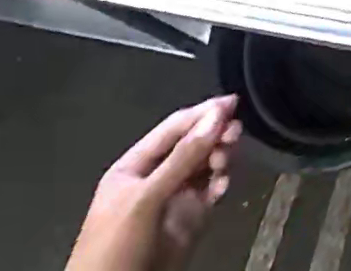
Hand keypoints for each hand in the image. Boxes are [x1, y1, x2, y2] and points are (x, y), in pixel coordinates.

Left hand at [64, 95, 242, 270]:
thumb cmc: (116, 248)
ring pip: (206, 163)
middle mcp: (157, 176)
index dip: (203, 113)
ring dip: (221, 156)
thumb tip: (217, 115)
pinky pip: (211, 189)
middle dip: (215, 134)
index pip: (174, 127)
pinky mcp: (190, 217)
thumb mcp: (145, 200)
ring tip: (226, 161)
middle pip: (194, 143)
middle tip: (235, 133)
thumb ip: (183, 157)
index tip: (234, 102)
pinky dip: (221, 183)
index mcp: (136, 167)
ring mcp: (174, 196)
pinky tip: (223, 187)